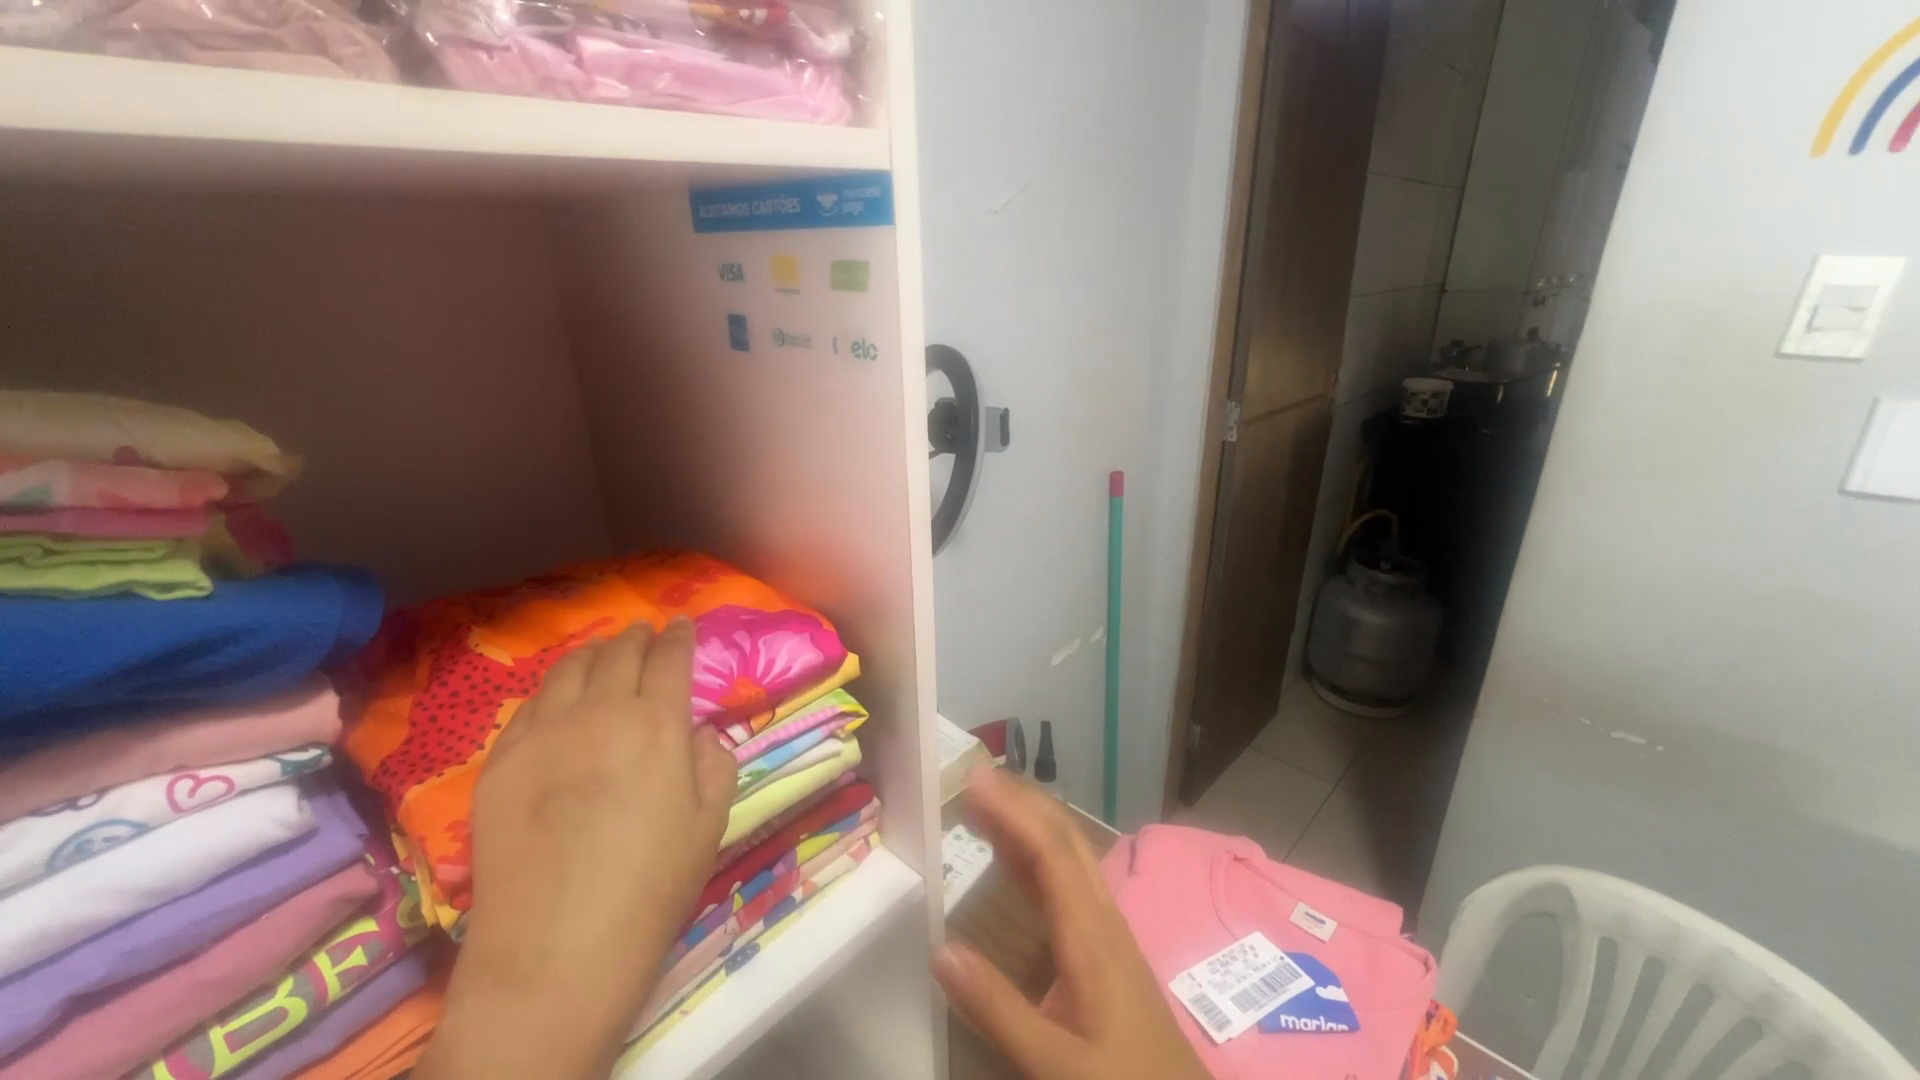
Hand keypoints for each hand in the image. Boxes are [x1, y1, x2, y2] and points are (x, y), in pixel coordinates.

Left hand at [418, 618, 737, 1079]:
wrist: (556, 946)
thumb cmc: (652, 886)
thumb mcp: (710, 823)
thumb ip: (713, 762)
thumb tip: (697, 732)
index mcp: (656, 723)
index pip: (669, 659)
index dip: (678, 637)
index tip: (681, 626)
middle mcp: (598, 712)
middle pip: (617, 655)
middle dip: (636, 639)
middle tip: (644, 635)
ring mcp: (541, 734)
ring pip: (567, 671)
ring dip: (592, 654)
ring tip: (601, 653)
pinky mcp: (499, 763)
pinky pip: (528, 707)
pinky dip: (551, 691)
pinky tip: (555, 699)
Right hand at [935, 768, 1211, 1079]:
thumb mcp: (1054, 1062)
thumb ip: (998, 1008)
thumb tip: (940, 949)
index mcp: (1091, 936)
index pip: (1051, 852)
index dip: (1014, 810)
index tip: (976, 779)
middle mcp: (1103, 919)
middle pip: (1065, 840)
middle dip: (1023, 801)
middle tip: (975, 778)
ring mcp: (1110, 931)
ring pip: (1072, 856)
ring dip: (1030, 823)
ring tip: (986, 804)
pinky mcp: (1109, 947)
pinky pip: (1073, 881)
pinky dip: (1039, 857)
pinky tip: (1018, 862)